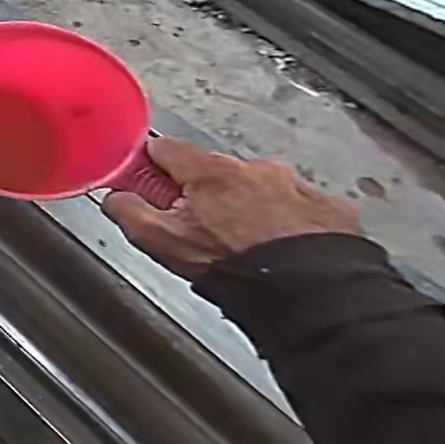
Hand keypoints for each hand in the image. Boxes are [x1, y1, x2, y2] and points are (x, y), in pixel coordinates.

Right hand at [102, 138, 360, 278]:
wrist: (315, 296)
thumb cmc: (236, 264)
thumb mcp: (157, 239)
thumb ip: (125, 209)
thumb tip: (115, 197)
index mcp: (210, 171)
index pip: (162, 147)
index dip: (146, 167)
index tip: (143, 189)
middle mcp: (255, 169)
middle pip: (207, 169)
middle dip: (194, 190)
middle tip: (189, 224)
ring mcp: (297, 187)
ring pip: (250, 187)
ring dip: (238, 204)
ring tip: (235, 240)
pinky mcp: (329, 209)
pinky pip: (290, 205)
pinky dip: (277, 218)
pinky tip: (271, 244)